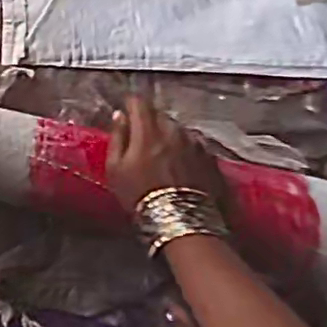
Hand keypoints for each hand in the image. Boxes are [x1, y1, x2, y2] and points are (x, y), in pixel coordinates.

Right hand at [107, 95, 228, 211]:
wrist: (184, 224)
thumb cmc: (141, 196)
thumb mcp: (115, 169)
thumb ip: (117, 138)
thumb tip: (119, 115)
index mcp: (148, 130)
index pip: (139, 102)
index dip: (131, 103)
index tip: (126, 111)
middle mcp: (174, 130)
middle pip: (160, 114)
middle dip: (150, 120)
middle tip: (142, 137)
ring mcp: (196, 143)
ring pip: (178, 128)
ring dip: (169, 135)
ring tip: (163, 154)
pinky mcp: (211, 157)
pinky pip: (194, 143)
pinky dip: (185, 148)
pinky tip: (182, 164)